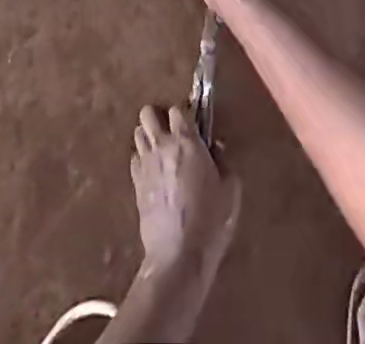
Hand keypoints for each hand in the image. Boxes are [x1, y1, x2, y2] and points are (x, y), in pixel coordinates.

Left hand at [131, 105, 240, 273]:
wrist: (178, 254)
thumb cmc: (211, 219)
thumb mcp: (231, 189)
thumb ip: (223, 162)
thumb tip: (215, 149)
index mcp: (187, 142)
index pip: (178, 110)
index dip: (184, 114)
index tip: (193, 125)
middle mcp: (162, 146)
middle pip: (148, 114)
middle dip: (157, 116)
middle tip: (171, 131)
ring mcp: (145, 165)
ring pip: (138, 134)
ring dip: (148, 135)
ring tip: (161, 149)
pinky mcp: (134, 184)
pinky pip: (134, 158)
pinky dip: (141, 158)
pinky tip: (153, 171)